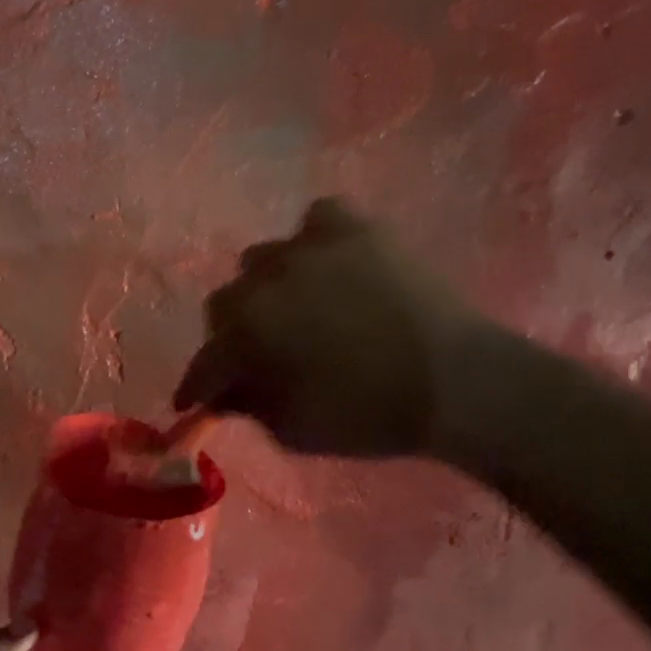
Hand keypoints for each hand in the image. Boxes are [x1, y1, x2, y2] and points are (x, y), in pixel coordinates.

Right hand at [172, 197, 483, 456]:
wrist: (459, 384)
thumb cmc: (366, 416)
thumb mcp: (290, 430)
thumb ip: (246, 406)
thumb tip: (225, 391)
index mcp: (245, 332)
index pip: (205, 362)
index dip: (196, 385)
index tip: (191, 402)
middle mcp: (265, 281)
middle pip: (225, 303)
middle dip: (232, 333)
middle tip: (254, 355)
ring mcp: (310, 247)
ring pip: (263, 259)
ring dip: (268, 286)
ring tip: (293, 306)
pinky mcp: (357, 228)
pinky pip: (318, 219)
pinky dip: (315, 240)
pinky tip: (327, 263)